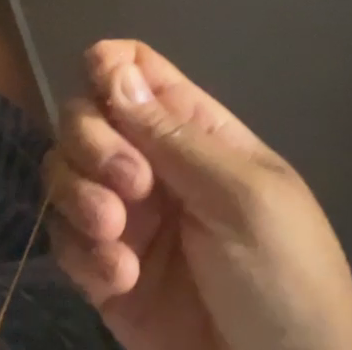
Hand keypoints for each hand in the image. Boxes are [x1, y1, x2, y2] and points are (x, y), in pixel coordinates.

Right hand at [45, 41, 351, 349]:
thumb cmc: (289, 286)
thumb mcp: (245, 201)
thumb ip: (173, 135)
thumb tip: (111, 65)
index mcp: (194, 134)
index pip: (135, 69)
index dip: (108, 68)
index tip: (104, 97)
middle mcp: (150, 165)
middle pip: (84, 114)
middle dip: (91, 142)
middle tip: (130, 186)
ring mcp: (124, 218)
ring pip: (62, 170)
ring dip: (77, 194)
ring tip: (113, 235)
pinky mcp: (102, 271)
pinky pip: (63, 237)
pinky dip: (81, 251)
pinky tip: (119, 278)